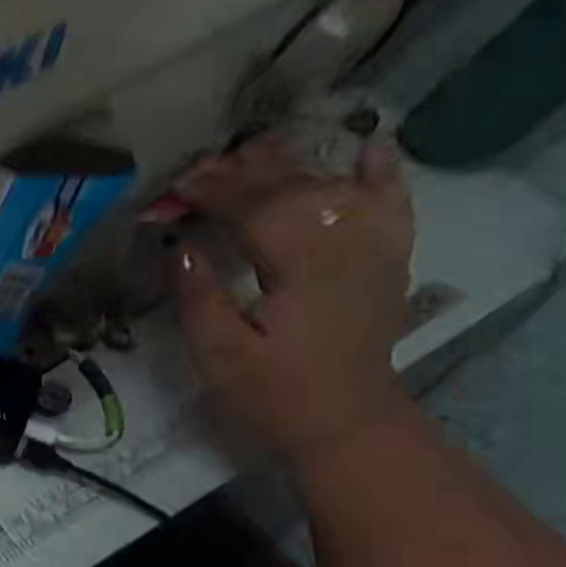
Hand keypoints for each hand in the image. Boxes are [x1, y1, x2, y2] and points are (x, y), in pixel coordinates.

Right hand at [173, 133, 416, 457]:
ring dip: (290, 166)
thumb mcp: (220, 355)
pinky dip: (376, 169)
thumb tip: (179, 246)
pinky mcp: (389, 255)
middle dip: (243, 173)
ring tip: (248, 155)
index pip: (256, 207)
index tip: (176, 187)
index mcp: (305, 265)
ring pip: (332, 185)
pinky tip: (363, 147)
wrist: (345, 419)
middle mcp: (349, 240)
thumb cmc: (273, 393)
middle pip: (294, 187)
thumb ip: (199, 297)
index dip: (214, 191)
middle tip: (198, 170)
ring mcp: (378, 244)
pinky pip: (389, 197)